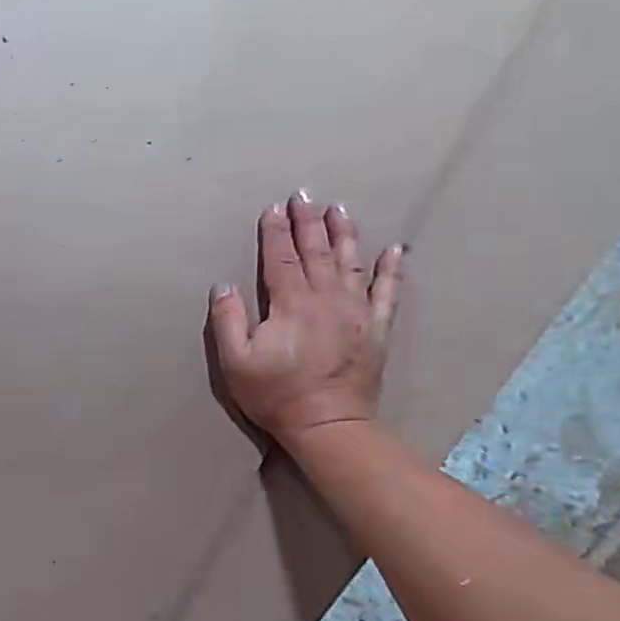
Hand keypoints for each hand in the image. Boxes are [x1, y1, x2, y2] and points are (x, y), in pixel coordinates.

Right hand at [206, 191, 402, 444]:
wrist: (328, 425)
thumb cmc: (274, 393)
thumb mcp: (234, 360)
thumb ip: (228, 319)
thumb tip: (224, 285)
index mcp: (290, 305)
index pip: (281, 259)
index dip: (275, 233)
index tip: (273, 208)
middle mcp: (326, 300)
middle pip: (316, 253)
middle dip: (308, 223)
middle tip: (304, 195)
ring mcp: (355, 313)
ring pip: (350, 264)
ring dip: (344, 234)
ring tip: (339, 209)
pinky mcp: (375, 330)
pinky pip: (387, 293)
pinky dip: (391, 270)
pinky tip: (395, 250)